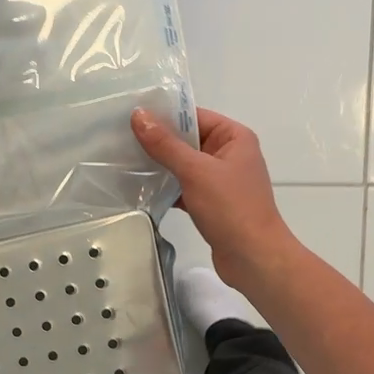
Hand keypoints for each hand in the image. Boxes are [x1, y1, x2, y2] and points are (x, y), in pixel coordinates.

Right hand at [131, 107, 298, 292]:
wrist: (253, 258)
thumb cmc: (231, 208)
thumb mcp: (195, 171)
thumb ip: (165, 144)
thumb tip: (139, 115)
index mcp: (234, 137)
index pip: (195, 116)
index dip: (164, 116)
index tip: (131, 117)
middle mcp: (230, 154)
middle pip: (188, 140)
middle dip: (158, 142)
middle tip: (120, 140)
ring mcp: (221, 181)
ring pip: (185, 166)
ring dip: (160, 167)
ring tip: (125, 163)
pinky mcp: (212, 204)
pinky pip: (185, 188)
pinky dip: (167, 189)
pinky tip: (141, 190)